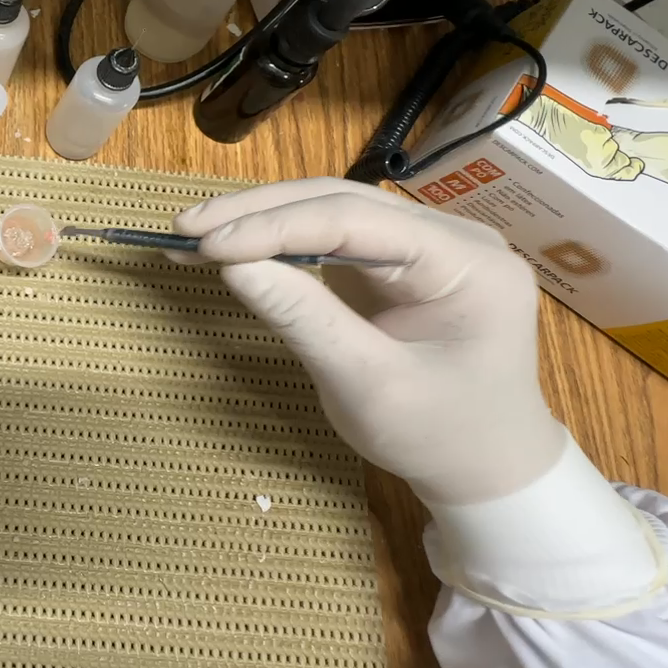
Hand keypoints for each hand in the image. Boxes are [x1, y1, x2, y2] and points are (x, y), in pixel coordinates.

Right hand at [173, 178, 568, 504]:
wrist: (482, 466)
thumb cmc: (436, 434)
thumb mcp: (366, 384)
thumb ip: (302, 318)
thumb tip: (232, 266)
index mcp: (467, 263)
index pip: (355, 221)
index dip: (274, 228)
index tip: (206, 245)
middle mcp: (448, 237)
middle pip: (338, 201)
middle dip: (257, 212)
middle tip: (185, 228)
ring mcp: (419, 245)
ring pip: (325, 209)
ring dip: (256, 219)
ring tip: (192, 233)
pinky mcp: (389, 261)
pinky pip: (323, 234)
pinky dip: (271, 240)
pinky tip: (228, 245)